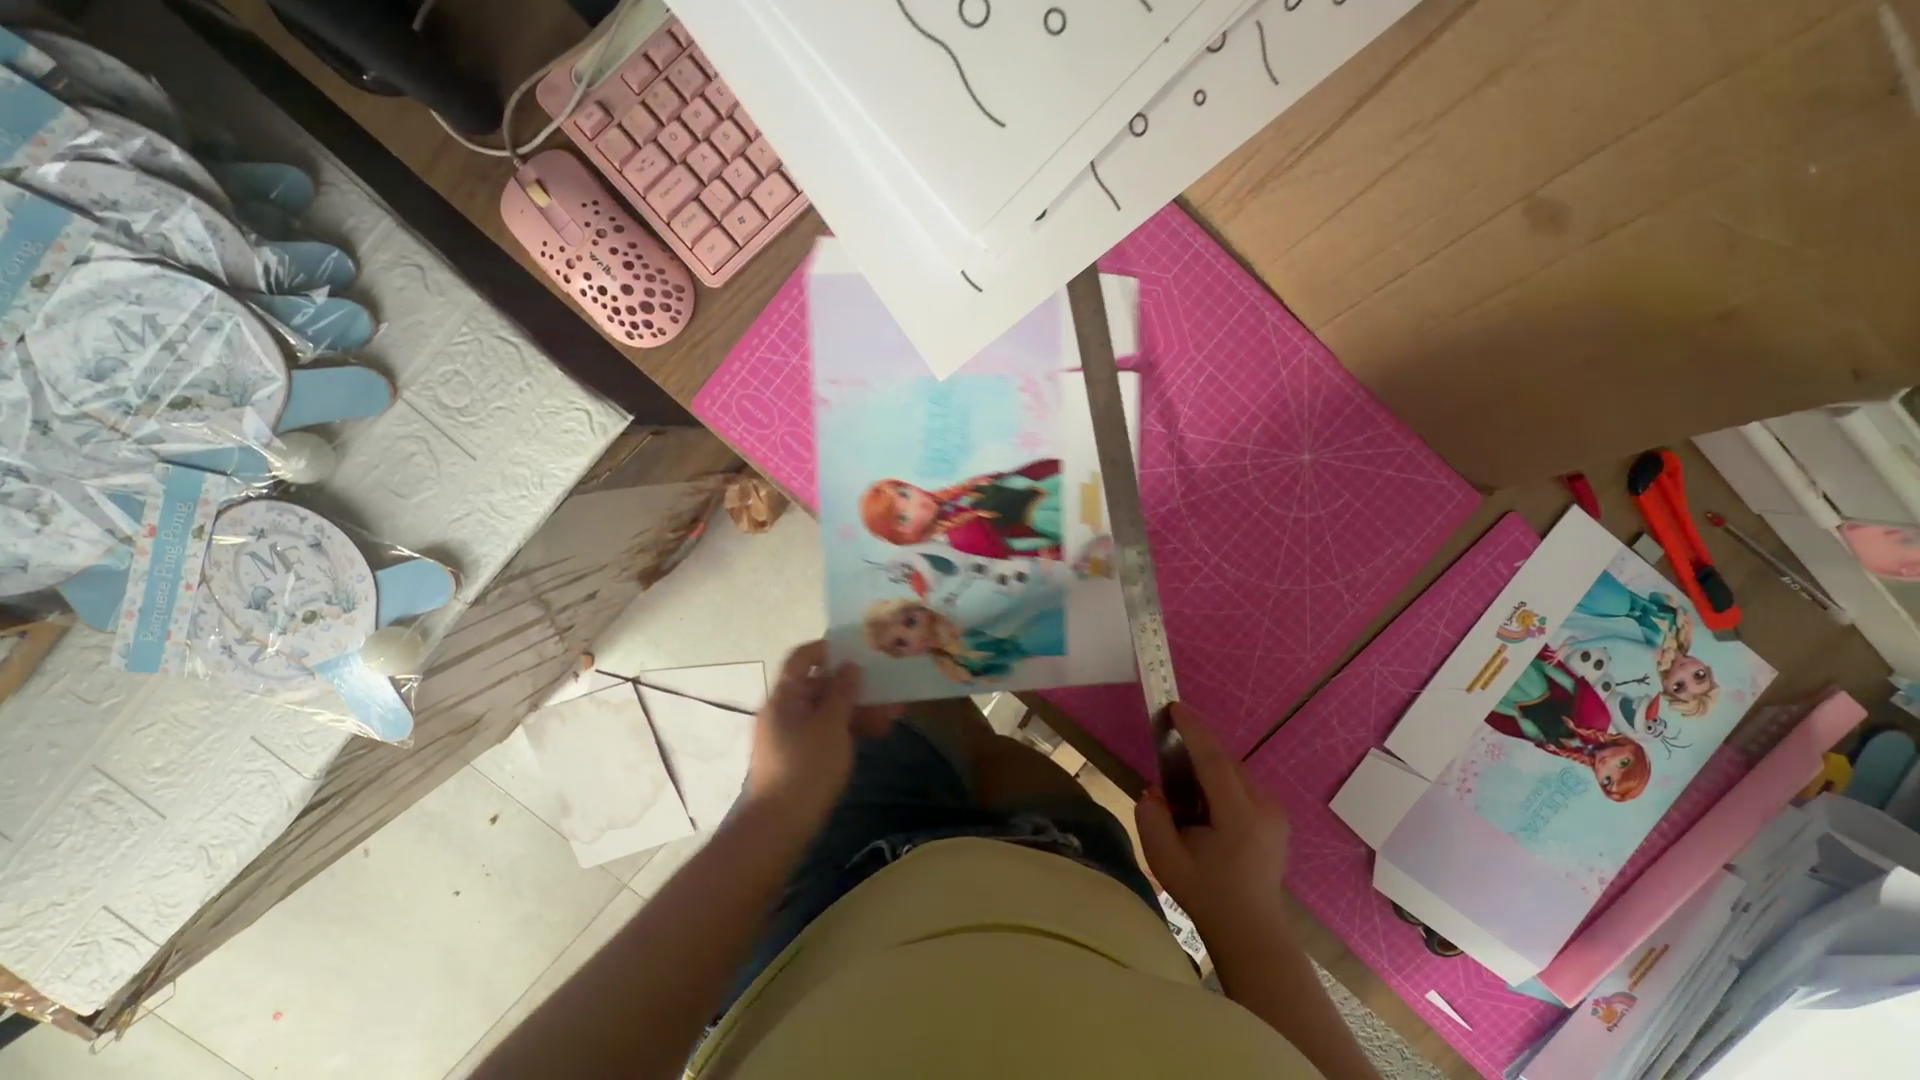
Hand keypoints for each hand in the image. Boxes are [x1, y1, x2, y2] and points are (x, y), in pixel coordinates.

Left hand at [743, 642, 896, 822]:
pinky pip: (825, 733)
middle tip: (887, 690)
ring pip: (826, 712)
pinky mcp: (797, 759)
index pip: (802, 658)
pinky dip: (847, 730)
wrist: (780, 825)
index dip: (828, 649)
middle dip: (854, 687)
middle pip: (818, 686)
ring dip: (857, 711)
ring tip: (891, 718)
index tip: (858, 651)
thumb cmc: (807, 766)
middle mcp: (783, 711)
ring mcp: (789, 736)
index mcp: (784, 696)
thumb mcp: (831, 725)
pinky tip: (875, 735)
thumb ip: (842, 692)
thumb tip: (848, 666)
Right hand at [1135, 704, 1290, 944]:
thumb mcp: (1166, 860)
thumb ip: (1153, 819)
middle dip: (1197, 749)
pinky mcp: (1276, 819)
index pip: (1214, 761)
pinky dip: (1221, 784)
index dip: (1194, 731)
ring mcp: (1275, 813)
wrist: (1250, 930)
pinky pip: (1243, 788)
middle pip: (1226, 764)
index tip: (1174, 707)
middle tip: (1167, 743)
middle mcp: (1264, 807)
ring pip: (1236, 774)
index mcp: (1240, 817)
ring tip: (1182, 782)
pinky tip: (1203, 803)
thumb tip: (1155, 792)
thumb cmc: (1206, 895)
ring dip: (1209, 769)